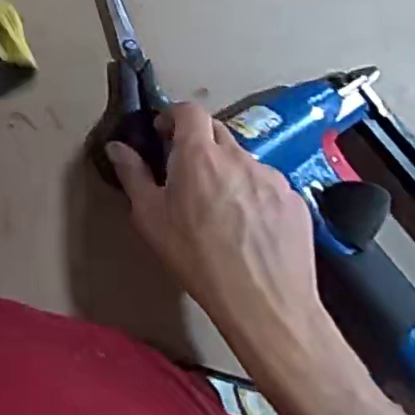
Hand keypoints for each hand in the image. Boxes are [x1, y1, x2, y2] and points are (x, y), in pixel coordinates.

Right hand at [106, 103, 320, 331]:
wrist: (266, 305)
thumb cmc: (198, 258)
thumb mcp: (150, 218)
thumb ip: (132, 175)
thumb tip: (117, 147)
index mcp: (199, 155)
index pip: (189, 110)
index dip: (174, 115)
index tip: (164, 134)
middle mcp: (238, 156)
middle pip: (216, 131)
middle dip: (199, 142)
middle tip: (187, 172)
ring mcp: (272, 178)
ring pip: (243, 160)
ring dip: (228, 171)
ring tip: (221, 208)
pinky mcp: (297, 201)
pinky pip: (269, 186)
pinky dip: (255, 194)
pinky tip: (251, 227)